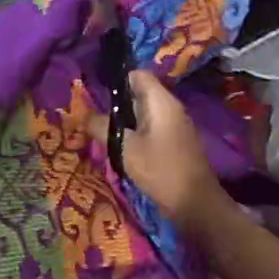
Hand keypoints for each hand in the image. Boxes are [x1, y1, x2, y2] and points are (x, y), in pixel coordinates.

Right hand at [105, 70, 233, 232]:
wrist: (195, 203)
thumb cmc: (160, 169)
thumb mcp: (124, 148)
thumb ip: (102, 127)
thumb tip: (83, 115)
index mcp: (161, 101)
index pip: (138, 75)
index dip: (116, 81)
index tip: (96, 95)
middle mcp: (171, 108)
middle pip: (139, 94)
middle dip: (116, 104)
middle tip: (93, 117)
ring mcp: (175, 125)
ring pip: (144, 113)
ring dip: (124, 122)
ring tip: (103, 134)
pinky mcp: (175, 142)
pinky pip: (151, 128)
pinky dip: (136, 134)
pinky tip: (122, 149)